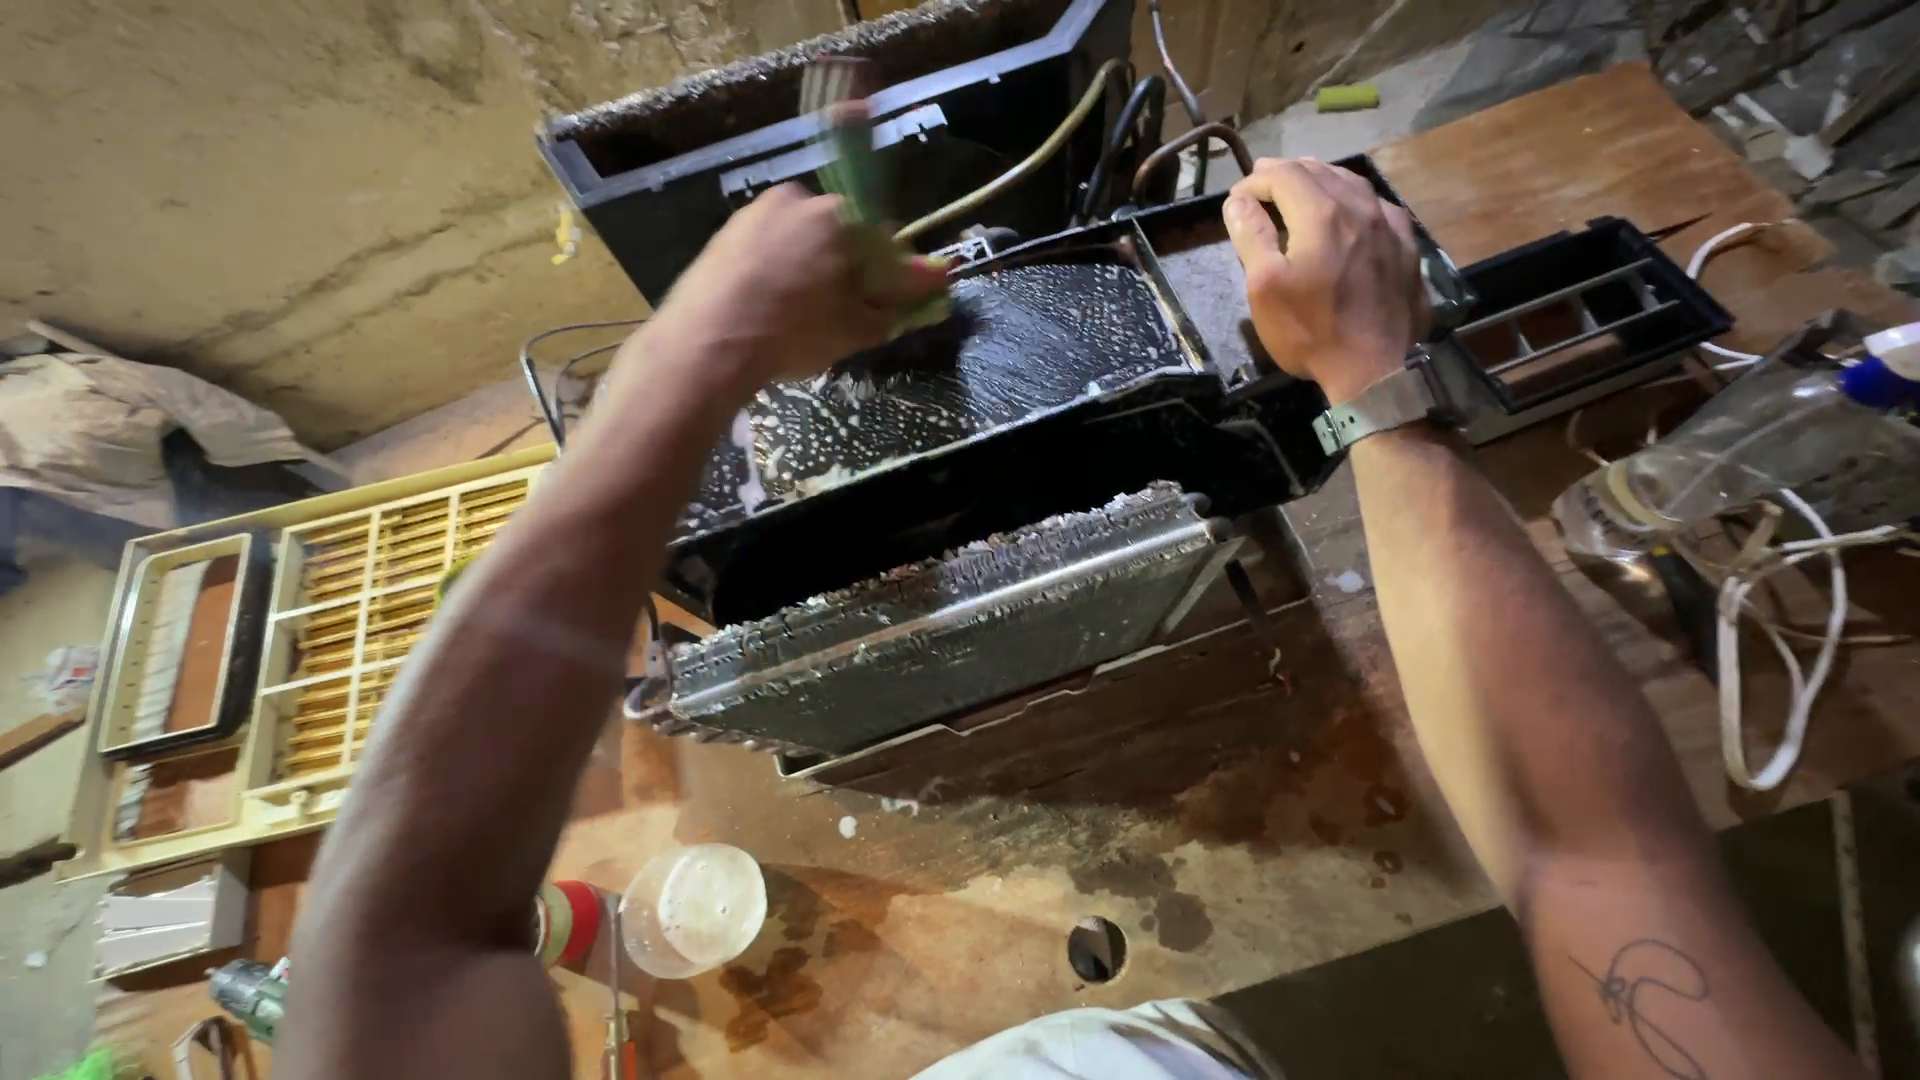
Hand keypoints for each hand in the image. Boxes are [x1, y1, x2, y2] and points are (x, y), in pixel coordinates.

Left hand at [634, 183, 946, 391]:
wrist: (706, 344)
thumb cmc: (792, 332)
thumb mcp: (855, 327)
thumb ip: (899, 301)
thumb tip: (939, 277)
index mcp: (835, 215)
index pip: (880, 237)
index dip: (888, 272)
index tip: (885, 300)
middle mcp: (794, 200)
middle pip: (838, 233)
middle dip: (847, 267)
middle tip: (843, 312)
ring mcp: (753, 215)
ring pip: (799, 240)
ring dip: (811, 270)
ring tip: (804, 316)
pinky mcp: (723, 236)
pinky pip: (766, 250)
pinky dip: (777, 274)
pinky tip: (772, 310)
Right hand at [1222, 159, 1429, 404]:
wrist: (1374, 367)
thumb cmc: (1310, 330)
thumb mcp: (1265, 287)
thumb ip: (1252, 237)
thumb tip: (1239, 201)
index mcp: (1321, 213)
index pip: (1284, 176)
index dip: (1255, 181)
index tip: (1236, 199)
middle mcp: (1360, 207)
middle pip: (1319, 172)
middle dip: (1286, 173)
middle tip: (1262, 181)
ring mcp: (1389, 225)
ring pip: (1352, 184)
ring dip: (1321, 179)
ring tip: (1302, 184)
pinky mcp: (1406, 246)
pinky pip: (1376, 207)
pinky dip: (1352, 199)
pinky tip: (1348, 211)